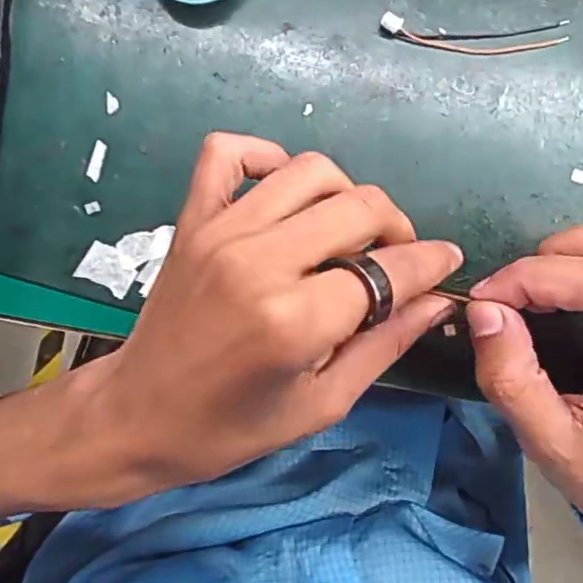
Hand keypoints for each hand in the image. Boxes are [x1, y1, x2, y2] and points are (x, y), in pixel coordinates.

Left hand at [0, 133, 463, 521]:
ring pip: (309, 171)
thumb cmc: (229, 428)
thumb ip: (385, 346)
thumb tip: (439, 300)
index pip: (389, 269)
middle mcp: (260, 260)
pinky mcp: (191, 221)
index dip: (430, 264)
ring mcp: (220, 232)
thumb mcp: (320, 404)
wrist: (137, 415)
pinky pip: (227, 153)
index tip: (445, 263)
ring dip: (345, 194)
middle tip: (394, 259)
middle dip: (396, 228)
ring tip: (345, 232)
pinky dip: (264, 156)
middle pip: (359, 206)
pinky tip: (283, 192)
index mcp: (296, 319)